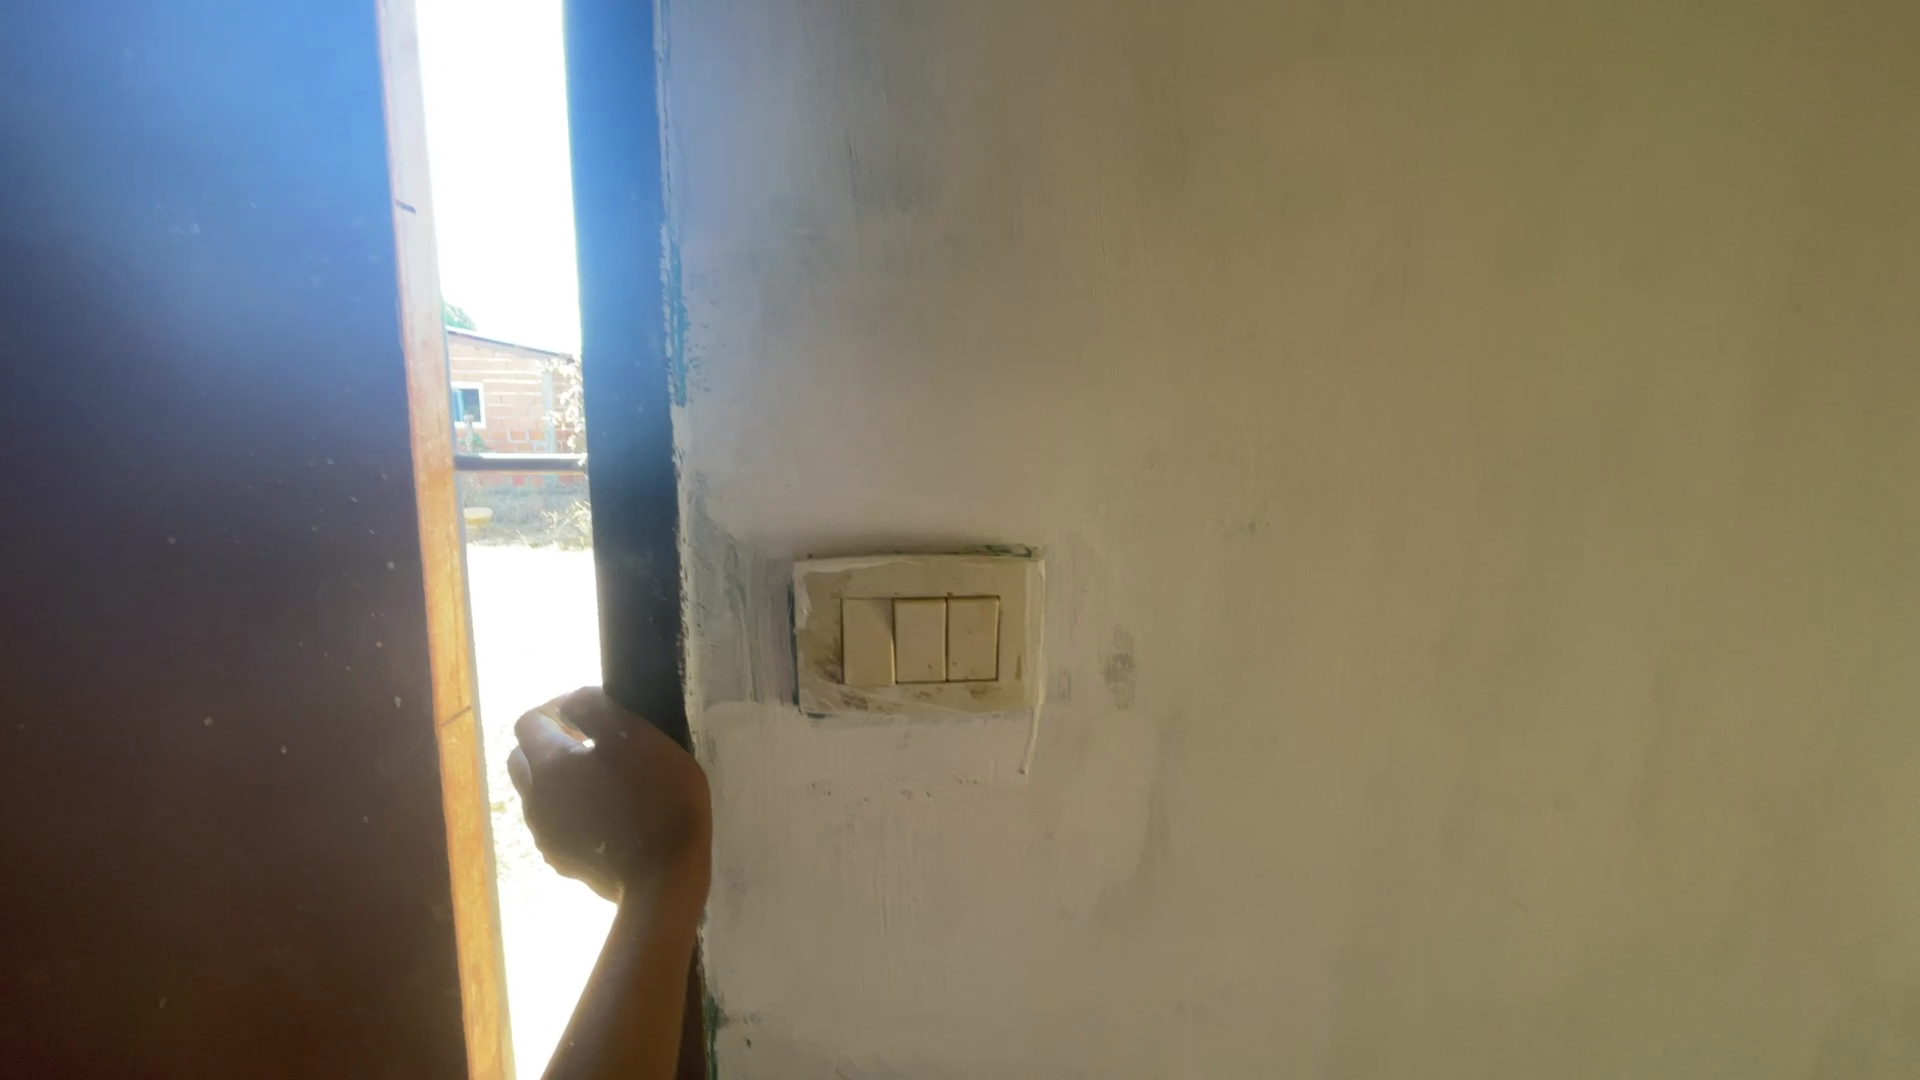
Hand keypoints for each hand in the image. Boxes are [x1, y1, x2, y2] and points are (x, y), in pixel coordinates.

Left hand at [506, 687, 710, 902]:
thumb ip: (595, 708)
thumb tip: (571, 701)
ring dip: (560, 778)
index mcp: (549, 764)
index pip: (529, 722)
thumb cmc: (656, 796)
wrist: (663, 874)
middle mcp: (535, 799)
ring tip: (606, 778)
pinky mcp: (563, 861)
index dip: (556, 706)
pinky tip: (610, 813)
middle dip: (549, 742)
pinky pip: (557, 823)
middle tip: (593, 741)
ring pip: (538, 794)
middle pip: (523, 758)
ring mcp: (546, 835)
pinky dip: (573, 809)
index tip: (592, 709)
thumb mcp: (635, 735)